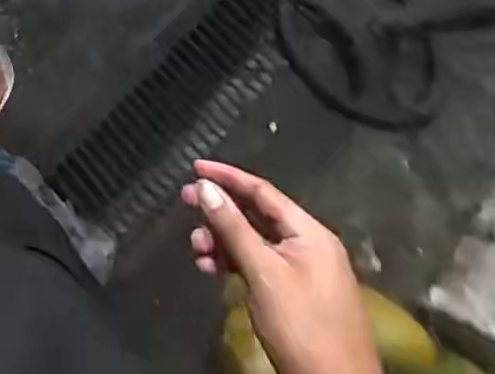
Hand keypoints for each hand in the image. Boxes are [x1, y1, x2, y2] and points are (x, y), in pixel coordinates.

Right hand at [184, 160, 380, 373]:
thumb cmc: (302, 328)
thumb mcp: (263, 273)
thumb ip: (233, 228)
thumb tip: (205, 187)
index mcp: (309, 232)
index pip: (262, 191)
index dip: (227, 176)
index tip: (196, 167)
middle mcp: (308, 245)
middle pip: (257, 215)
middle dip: (220, 209)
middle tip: (186, 201)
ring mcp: (302, 272)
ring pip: (255, 242)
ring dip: (223, 241)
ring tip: (196, 248)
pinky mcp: (294, 296)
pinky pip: (259, 265)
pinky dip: (234, 263)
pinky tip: (210, 269)